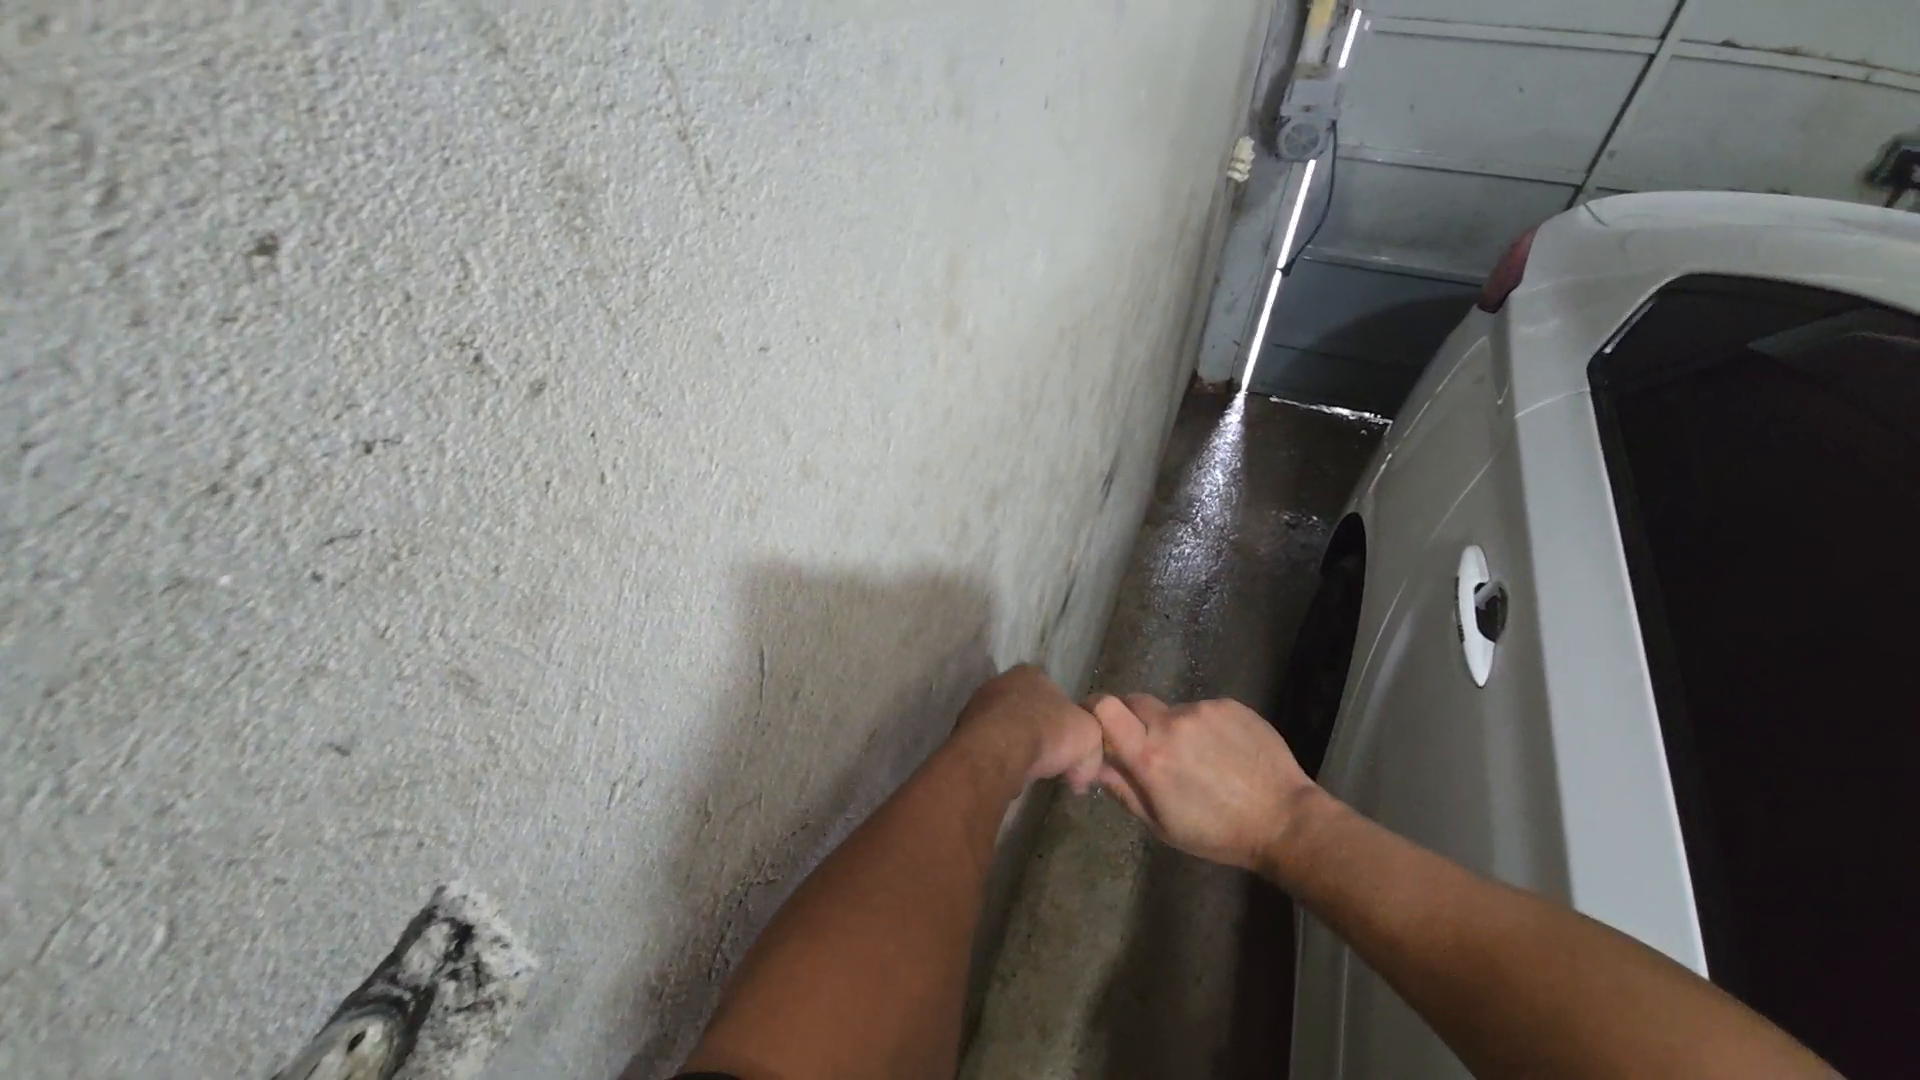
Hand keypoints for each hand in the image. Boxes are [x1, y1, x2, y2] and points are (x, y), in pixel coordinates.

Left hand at [954, 666, 1103, 791]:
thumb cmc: (1048, 731)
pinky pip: (989, 747)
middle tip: (1053, 763)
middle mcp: (1002, 682)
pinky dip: (999, 760)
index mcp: (1032, 674)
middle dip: (1042, 736)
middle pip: (1029, 711)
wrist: (998, 748)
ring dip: (1018, 748)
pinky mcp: (963, 731)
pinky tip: (1008, 776)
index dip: (1067, 722)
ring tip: (1029, 774)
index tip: (1072, 748)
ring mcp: (978, 706)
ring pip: (1007, 729)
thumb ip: (1092, 753)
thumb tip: (1083, 777)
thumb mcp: (1089, 739)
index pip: (1055, 694)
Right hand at [1089, 694, 1320, 873]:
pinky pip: (1202, 710)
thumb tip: (1095, 765)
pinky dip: (1203, 727)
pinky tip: (1222, 753)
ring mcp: (1202, 710)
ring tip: (1198, 759)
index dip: (1093, 709)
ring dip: (1172, 728)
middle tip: (1147, 747)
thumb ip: (1123, 789)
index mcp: (1149, 756)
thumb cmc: (1217, 833)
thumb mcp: (1160, 824)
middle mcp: (1171, 724)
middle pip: (1133, 702)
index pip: (1105, 708)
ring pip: (1171, 710)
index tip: (1094, 721)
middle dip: (1131, 720)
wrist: (1284, 820)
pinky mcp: (1229, 705)